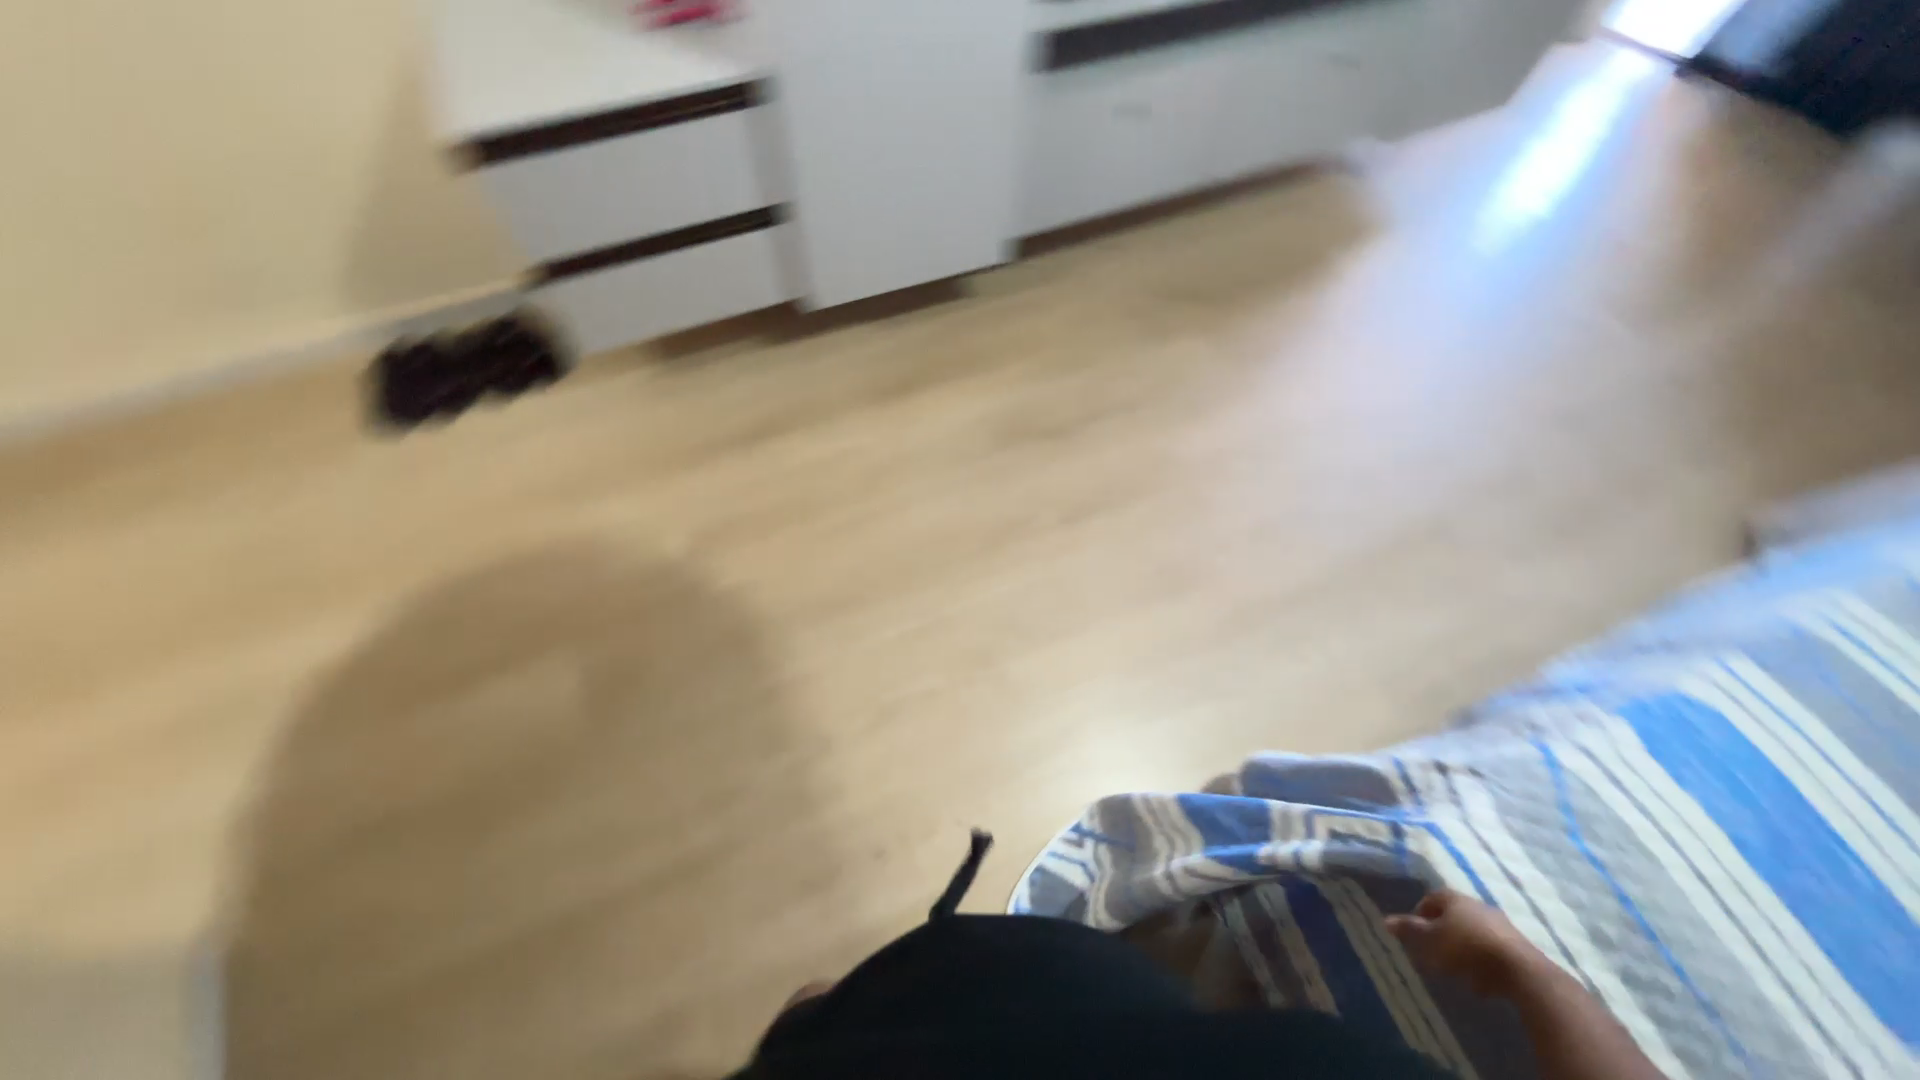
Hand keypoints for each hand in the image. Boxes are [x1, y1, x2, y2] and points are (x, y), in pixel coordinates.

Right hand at [1385, 889, 1544, 998]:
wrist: (1520, 971)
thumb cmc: (1466, 949)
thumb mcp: (1430, 940)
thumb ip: (1409, 930)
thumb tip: (1385, 920)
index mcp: (1454, 898)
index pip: (1431, 898)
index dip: (1420, 914)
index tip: (1415, 933)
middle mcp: (1477, 904)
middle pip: (1453, 914)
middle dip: (1442, 931)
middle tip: (1433, 950)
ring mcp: (1500, 923)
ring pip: (1473, 930)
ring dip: (1462, 945)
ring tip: (1455, 967)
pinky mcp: (1518, 944)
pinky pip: (1491, 946)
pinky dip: (1481, 957)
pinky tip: (1479, 976)